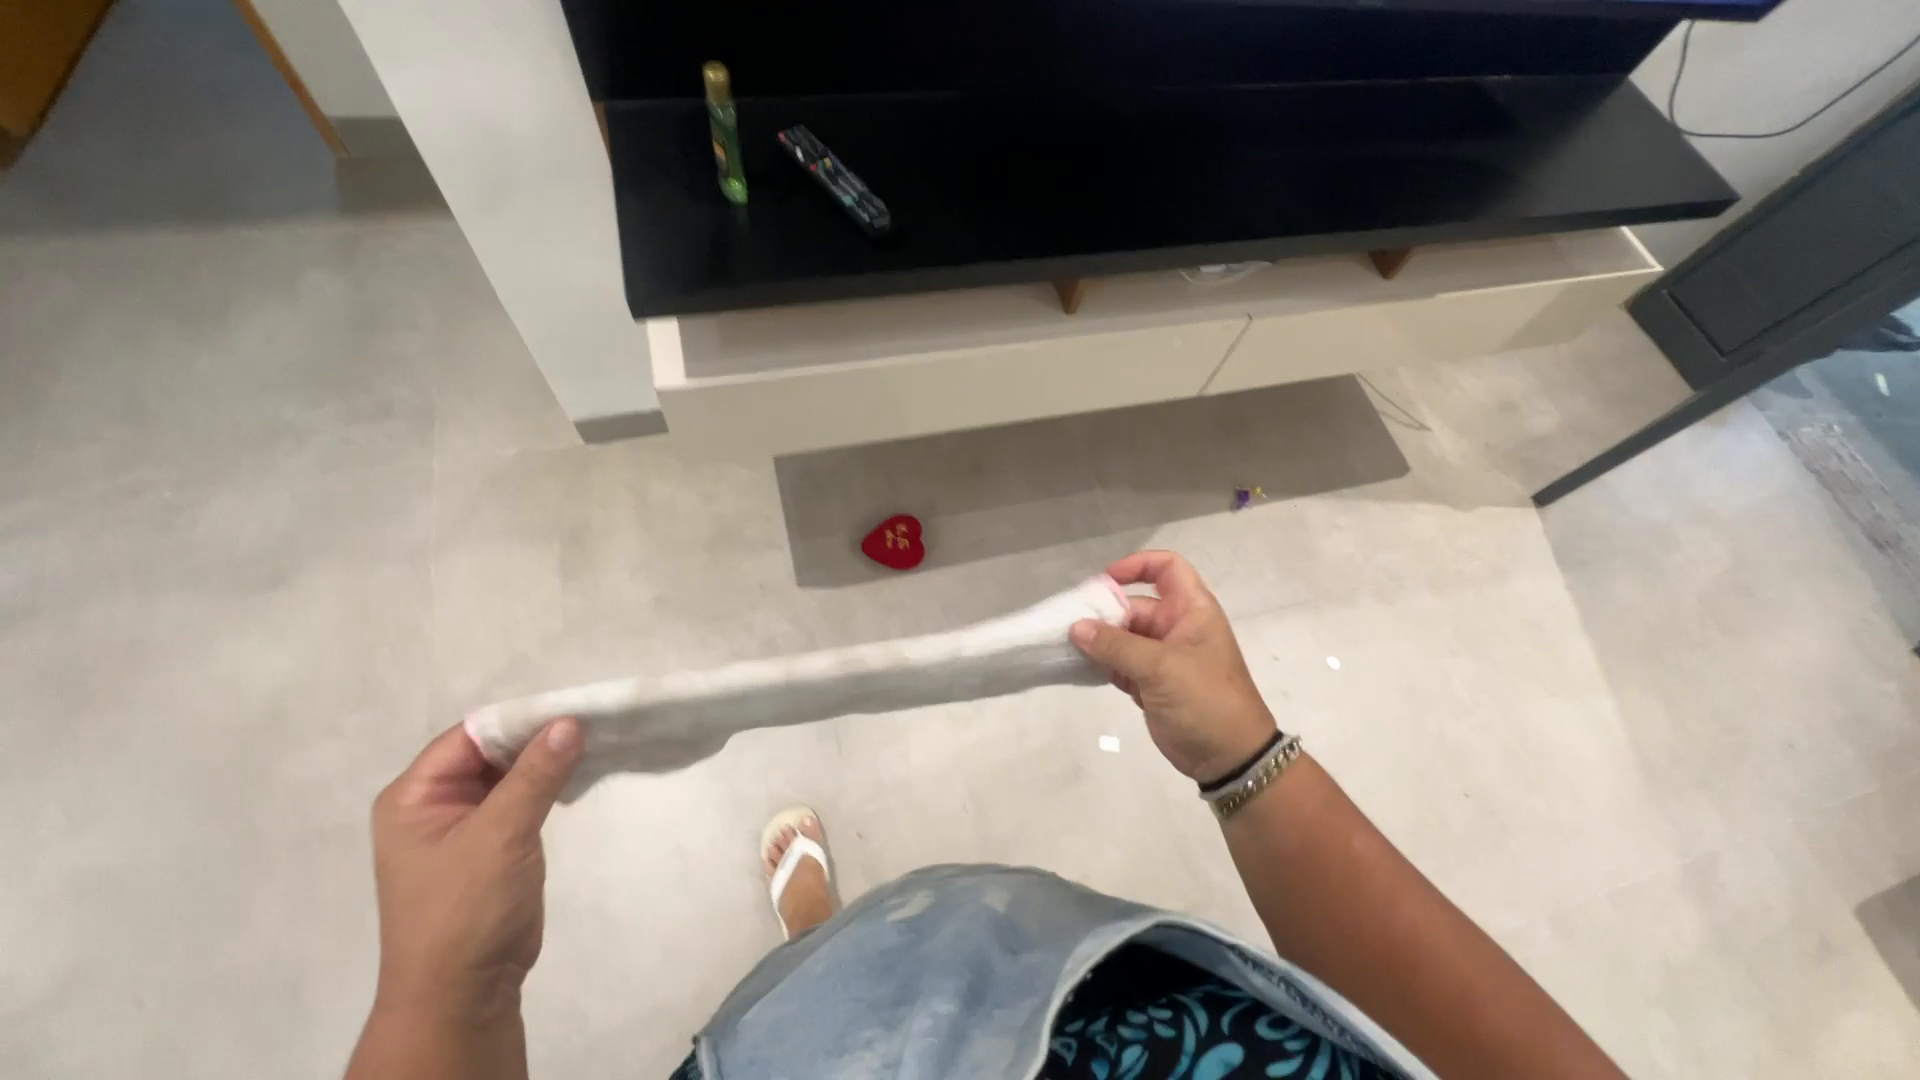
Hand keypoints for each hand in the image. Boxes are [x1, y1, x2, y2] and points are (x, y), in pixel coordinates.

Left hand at [368, 718, 581, 1020]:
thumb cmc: (466, 909)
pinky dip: (548, 785)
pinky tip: (581, 775)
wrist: (464, 993)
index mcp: (414, 796)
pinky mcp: (492, 846)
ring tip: (594, 742)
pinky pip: (521, 799)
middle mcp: (434, 804)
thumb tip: (570, 720)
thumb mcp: (501, 834)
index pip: (470, 735)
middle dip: (537, 738)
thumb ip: (536, 774)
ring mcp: (463, 826)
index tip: (571, 707)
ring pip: (509, 775)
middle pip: (490, 751)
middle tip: (590, 721)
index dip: (519, 719)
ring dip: (546, 761)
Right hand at [1072, 551, 1276, 783]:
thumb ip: (1117, 645)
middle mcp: (1176, 627)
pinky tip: (1078, 666)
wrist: (1228, 756)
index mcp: (1191, 610)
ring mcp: (1162, 657)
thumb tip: (1077, 627)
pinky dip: (1100, 663)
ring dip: (1098, 640)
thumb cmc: (1205, 699)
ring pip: (1122, 636)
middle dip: (1104, 612)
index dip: (1137, 565)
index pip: (1167, 568)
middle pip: (1134, 605)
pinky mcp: (1149, 683)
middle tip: (1071, 624)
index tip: (1105, 580)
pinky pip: (1119, 663)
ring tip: (1067, 645)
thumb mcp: (1162, 667)